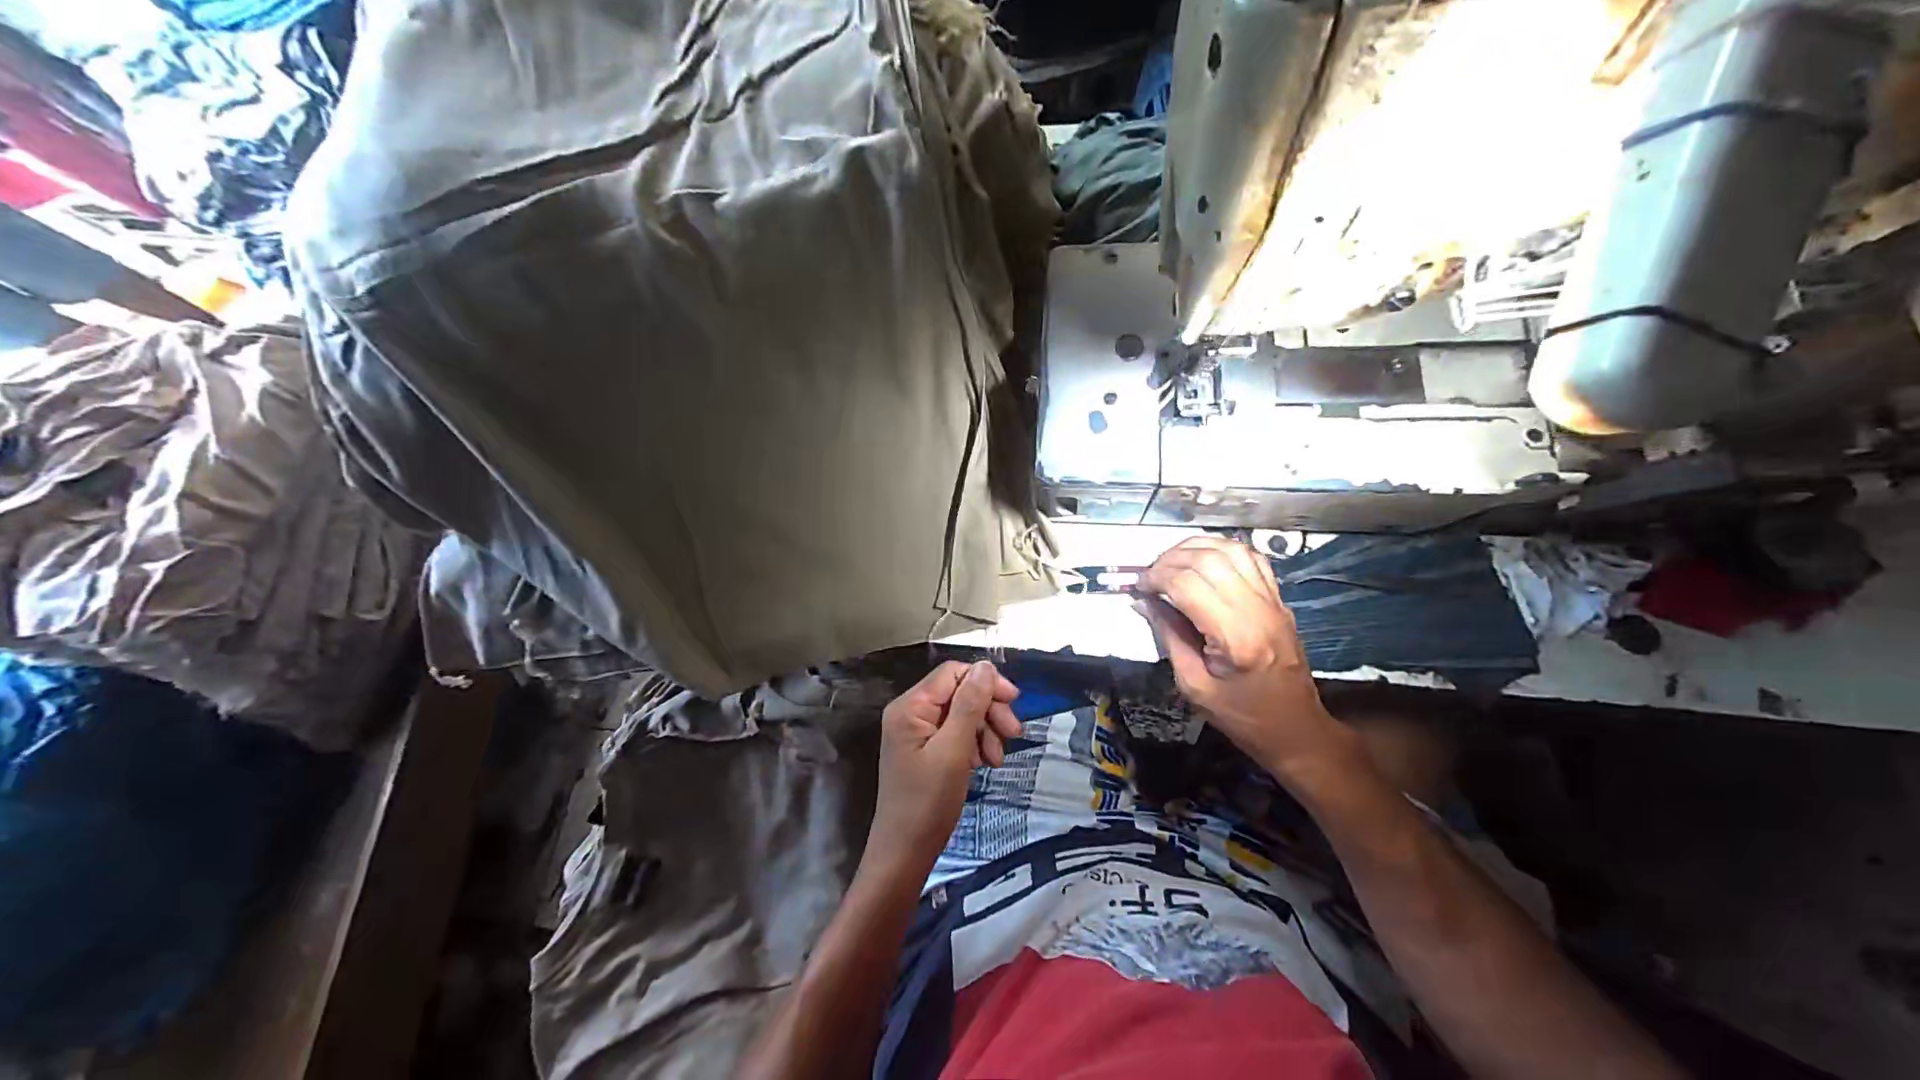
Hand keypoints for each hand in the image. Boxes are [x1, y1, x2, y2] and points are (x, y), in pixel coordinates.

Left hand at [863, 661, 1020, 879]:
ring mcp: (916, 732)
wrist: (905, 852)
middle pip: (959, 692)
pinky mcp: (925, 751)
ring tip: (997, 758)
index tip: (1014, 702)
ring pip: (962, 713)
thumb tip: (985, 667)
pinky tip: (985, 763)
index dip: (986, 682)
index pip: (952, 673)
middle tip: (1014, 734)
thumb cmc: (928, 802)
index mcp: (910, 706)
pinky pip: (956, 733)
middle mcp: (910, 712)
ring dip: (985, 729)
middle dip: (988, 709)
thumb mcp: (954, 750)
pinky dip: (975, 744)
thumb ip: (969, 704)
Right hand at [1135, 536, 1349, 775]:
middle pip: (1208, 559)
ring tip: (1172, 562)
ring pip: (1231, 550)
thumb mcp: (1192, 684)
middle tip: (1150, 575)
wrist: (1295, 729)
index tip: (1138, 587)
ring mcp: (1273, 601)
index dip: (1156, 578)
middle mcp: (1258, 610)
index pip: (1187, 585)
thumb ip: (1169, 636)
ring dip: (1195, 548)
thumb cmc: (1241, 716)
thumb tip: (1144, 602)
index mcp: (1235, 637)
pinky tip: (1203, 560)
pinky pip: (1251, 558)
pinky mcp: (1279, 600)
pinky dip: (1223, 550)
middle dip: (1170, 559)